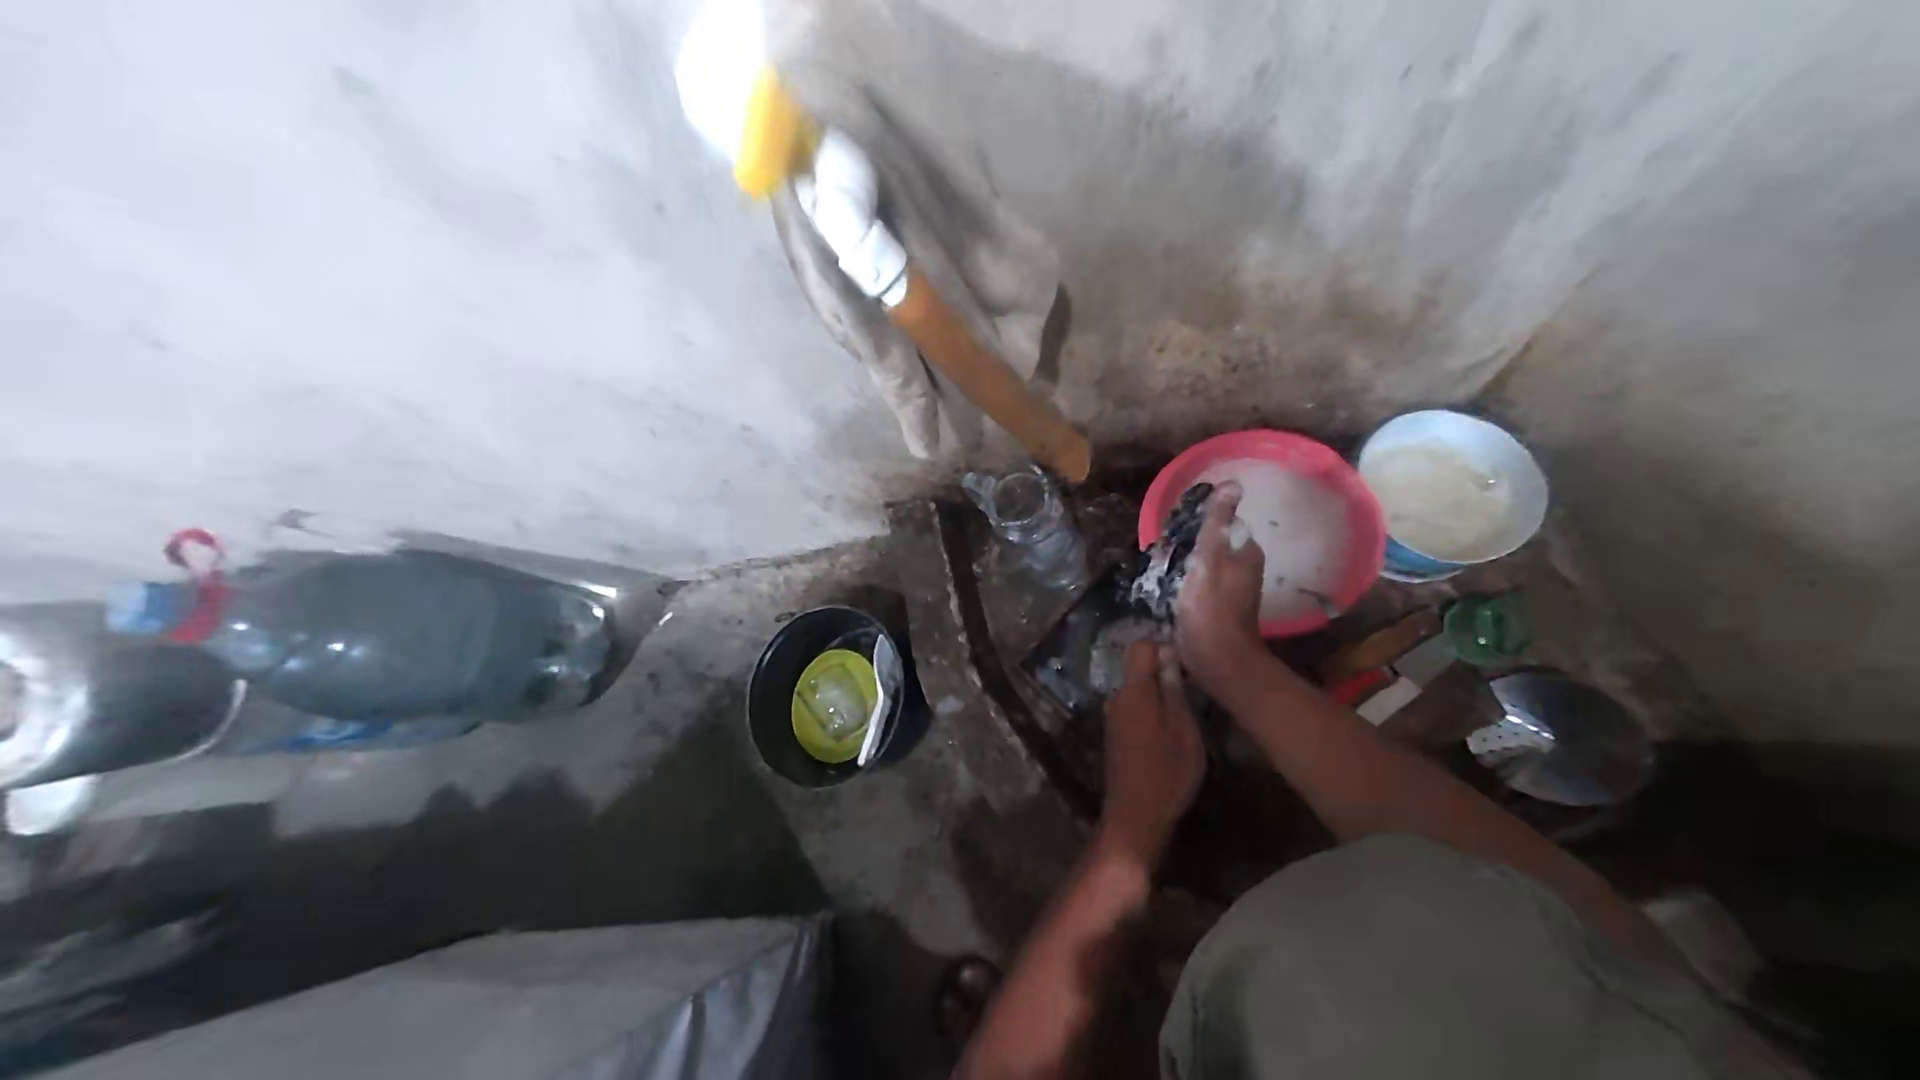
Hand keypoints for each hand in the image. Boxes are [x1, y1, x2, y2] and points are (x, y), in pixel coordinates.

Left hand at [1098, 641, 1204, 869]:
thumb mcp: (1183, 729)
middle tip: (1194, 686)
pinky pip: (1133, 706)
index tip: (1190, 661)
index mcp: (1133, 691)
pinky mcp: (1115, 732)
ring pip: (1136, 688)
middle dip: (1163, 669)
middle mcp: (1116, 697)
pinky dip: (1150, 707)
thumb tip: (1168, 652)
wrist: (1135, 816)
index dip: (1164, 646)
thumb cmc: (1167, 772)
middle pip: (1137, 666)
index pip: (1141, 646)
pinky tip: (1169, 726)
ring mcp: (1112, 715)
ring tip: (1187, 707)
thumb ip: (1173, 688)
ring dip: (1158, 691)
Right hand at [1174, 481, 1266, 695]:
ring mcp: (1230, 589)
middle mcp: (1243, 567)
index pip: (1219, 524)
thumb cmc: (1211, 607)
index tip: (1174, 536)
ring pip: (1200, 564)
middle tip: (1162, 557)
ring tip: (1160, 573)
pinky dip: (1181, 584)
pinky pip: (1196, 584)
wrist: (1216, 660)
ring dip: (1180, 566)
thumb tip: (1233, 483)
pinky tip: (1166, 591)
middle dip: (1184, 547)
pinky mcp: (1216, 607)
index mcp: (1246, 551)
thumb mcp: (1210, 557)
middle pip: (1208, 544)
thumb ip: (1217, 522)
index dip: (1194, 527)